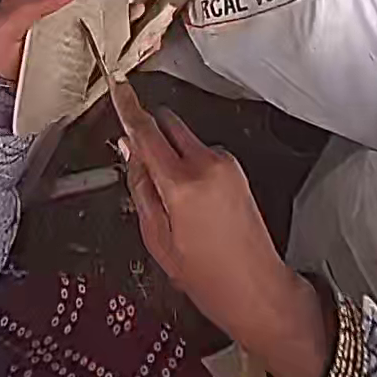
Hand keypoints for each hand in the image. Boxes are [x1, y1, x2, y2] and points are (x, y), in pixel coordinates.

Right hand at [114, 80, 330, 376]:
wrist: (259, 291)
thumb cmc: (208, 276)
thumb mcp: (157, 238)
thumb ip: (139, 186)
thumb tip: (129, 150)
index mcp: (182, 184)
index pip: (146, 131)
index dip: (127, 106)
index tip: (118, 85)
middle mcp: (206, 164)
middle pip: (165, 122)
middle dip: (149, 134)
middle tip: (143, 167)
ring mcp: (225, 163)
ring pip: (182, 136)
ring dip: (170, 152)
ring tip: (176, 200)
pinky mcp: (235, 167)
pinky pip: (199, 150)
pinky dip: (188, 163)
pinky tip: (194, 201)